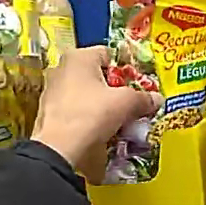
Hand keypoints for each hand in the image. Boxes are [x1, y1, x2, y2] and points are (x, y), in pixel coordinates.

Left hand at [32, 46, 159, 176]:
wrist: (59, 150)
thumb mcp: (126, 103)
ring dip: (104, 105)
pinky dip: (90, 117)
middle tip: (132, 105)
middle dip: (117, 90)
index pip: (110, 55)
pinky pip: (76, 109)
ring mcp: (52, 91)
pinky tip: (101, 130)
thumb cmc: (92, 114)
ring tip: (119, 120)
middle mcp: (62, 69)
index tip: (139, 86)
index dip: (128, 69)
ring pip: (87, 94)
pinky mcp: (48, 113)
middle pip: (98, 76)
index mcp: (79, 57)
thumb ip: (143, 98)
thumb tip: (157, 99)